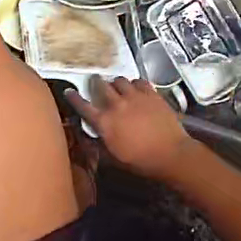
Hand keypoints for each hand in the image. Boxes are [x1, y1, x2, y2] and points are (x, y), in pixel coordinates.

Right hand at [64, 77, 196, 180]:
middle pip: (101, 85)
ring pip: (120, 80)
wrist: (170, 153)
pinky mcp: (152, 94)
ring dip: (116, 83)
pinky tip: (136, 89)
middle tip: (96, 83)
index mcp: (104, 122)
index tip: (70, 92)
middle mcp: (117, 105)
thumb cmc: (141, 160)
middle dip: (96, 83)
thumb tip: (90, 138)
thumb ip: (99, 145)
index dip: (74, 98)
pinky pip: (139, 81)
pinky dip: (135, 84)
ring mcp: (135, 97)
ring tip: (118, 87)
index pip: (83, 106)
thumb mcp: (114, 158)